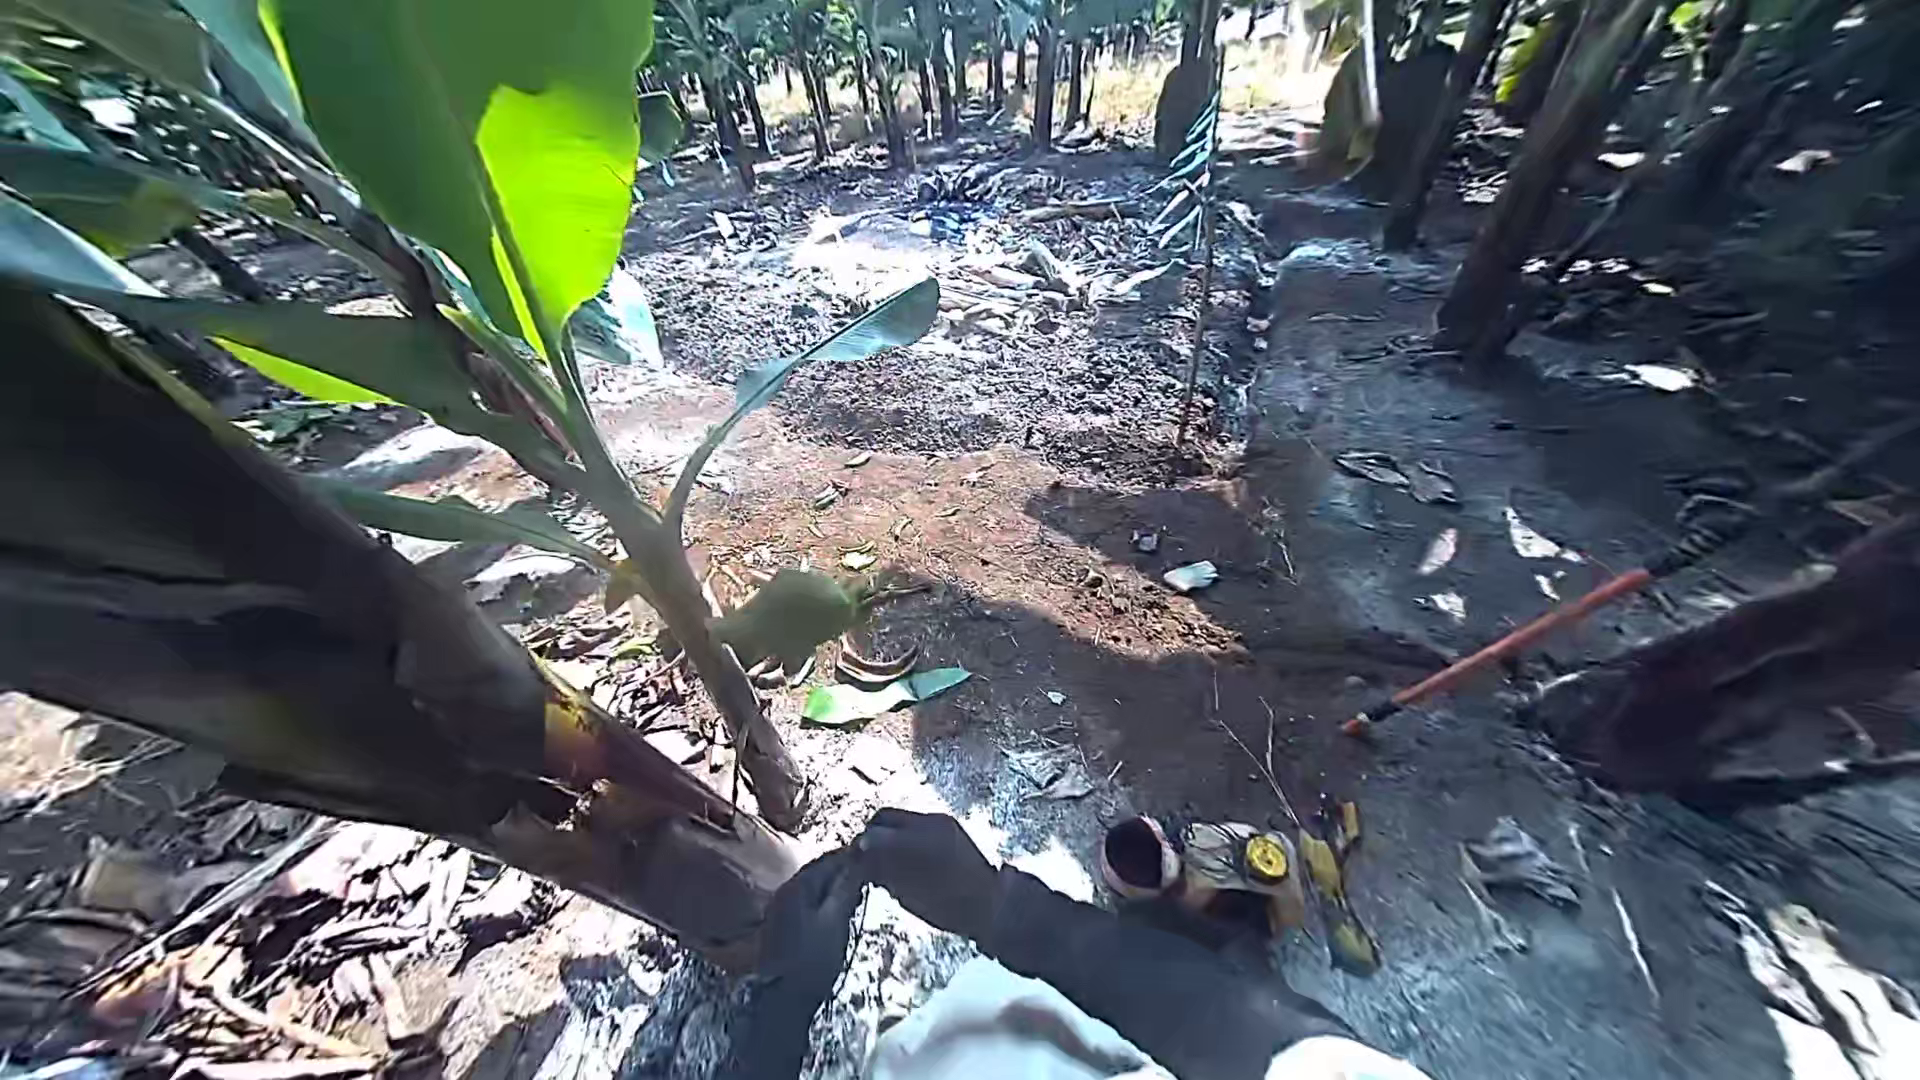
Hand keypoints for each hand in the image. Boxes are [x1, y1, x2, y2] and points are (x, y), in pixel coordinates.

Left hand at [755, 849, 864, 995]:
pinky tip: (838, 912)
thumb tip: (859, 856)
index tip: (874, 859)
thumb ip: (847, 885)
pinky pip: (808, 902)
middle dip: (844, 872)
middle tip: (868, 878)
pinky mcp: (781, 925)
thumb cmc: (813, 959)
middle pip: (820, 871)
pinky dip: (825, 902)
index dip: (853, 857)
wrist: (784, 1004)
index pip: (829, 859)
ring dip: (835, 888)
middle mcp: (786, 890)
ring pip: (814, 887)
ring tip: (856, 895)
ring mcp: (780, 908)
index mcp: (798, 885)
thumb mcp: (836, 919)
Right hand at [856, 809, 999, 940]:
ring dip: (889, 833)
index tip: (854, 860)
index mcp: (916, 842)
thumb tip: (862, 863)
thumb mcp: (909, 896)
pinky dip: (906, 835)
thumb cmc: (949, 907)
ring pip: (900, 818)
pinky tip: (905, 855)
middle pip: (885, 817)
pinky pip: (917, 822)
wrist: (990, 901)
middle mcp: (927, 822)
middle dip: (872, 833)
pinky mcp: (947, 822)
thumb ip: (884, 874)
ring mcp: (938, 820)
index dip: (861, 845)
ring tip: (885, 856)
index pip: (876, 832)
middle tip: (865, 856)